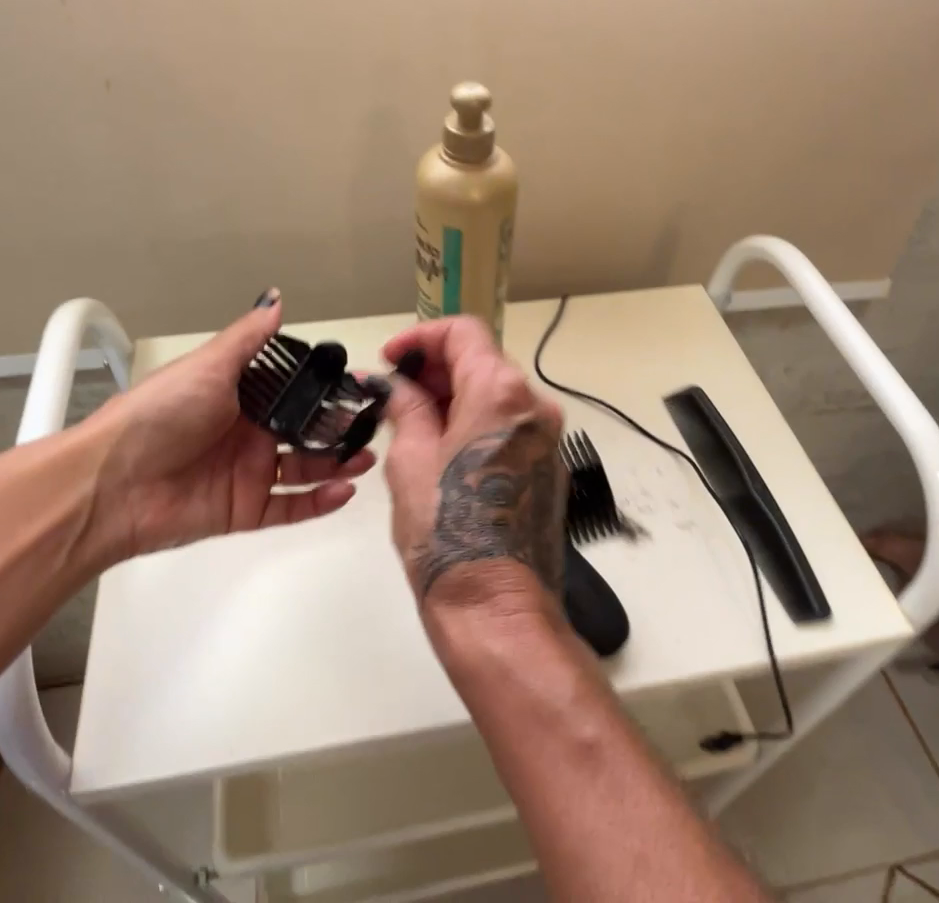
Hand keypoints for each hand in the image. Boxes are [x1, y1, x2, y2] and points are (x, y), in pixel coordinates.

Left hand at [74, 289, 375, 565]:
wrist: (111, 483)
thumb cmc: (160, 415)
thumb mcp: (207, 367)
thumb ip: (248, 339)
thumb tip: (277, 297)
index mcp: (239, 397)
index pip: (293, 392)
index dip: (326, 391)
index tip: (361, 387)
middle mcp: (248, 434)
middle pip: (305, 432)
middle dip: (340, 430)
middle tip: (375, 427)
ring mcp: (248, 474)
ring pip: (305, 470)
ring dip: (338, 464)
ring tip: (367, 458)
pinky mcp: (245, 511)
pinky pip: (291, 507)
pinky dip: (319, 502)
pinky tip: (345, 490)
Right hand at [380, 317, 566, 611]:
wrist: (496, 607)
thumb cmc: (447, 533)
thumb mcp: (410, 461)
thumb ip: (406, 408)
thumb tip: (397, 386)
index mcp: (501, 392)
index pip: (464, 332)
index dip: (421, 338)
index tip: (391, 360)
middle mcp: (535, 407)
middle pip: (483, 362)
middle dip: (434, 370)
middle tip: (393, 396)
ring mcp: (547, 440)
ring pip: (496, 397)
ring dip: (453, 399)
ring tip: (410, 428)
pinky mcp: (547, 469)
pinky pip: (508, 429)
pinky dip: (475, 426)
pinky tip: (441, 455)